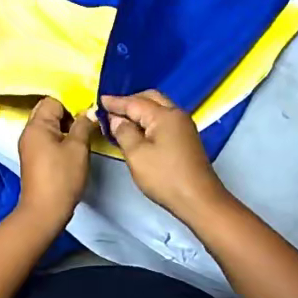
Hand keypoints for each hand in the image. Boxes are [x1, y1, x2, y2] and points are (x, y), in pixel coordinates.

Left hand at [15, 97, 92, 228]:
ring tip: (81, 139)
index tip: (86, 117)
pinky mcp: (33, 158)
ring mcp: (29, 146)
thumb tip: (90, 111)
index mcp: (36, 125)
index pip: (53, 101)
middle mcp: (28, 132)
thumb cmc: (62, 177)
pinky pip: (46, 140)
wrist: (45, 210)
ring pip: (48, 126)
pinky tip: (71, 150)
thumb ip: (84, 125)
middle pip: (48, 112)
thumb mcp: (78, 148)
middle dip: (68, 115)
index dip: (71, 105)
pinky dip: (59, 140)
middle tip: (84, 127)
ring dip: (65, 129)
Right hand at [100, 91, 230, 221]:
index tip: (100, 100)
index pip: (135, 103)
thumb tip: (117, 119)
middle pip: (151, 99)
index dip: (116, 102)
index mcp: (164, 115)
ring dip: (140, 110)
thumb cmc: (164, 176)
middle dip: (130, 101)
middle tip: (111, 108)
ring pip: (159, 108)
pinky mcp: (185, 138)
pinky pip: (163, 120)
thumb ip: (124, 132)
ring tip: (121, 119)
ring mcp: (183, 126)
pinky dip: (149, 120)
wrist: (198, 198)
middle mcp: (176, 115)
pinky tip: (138, 130)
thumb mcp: (136, 155)